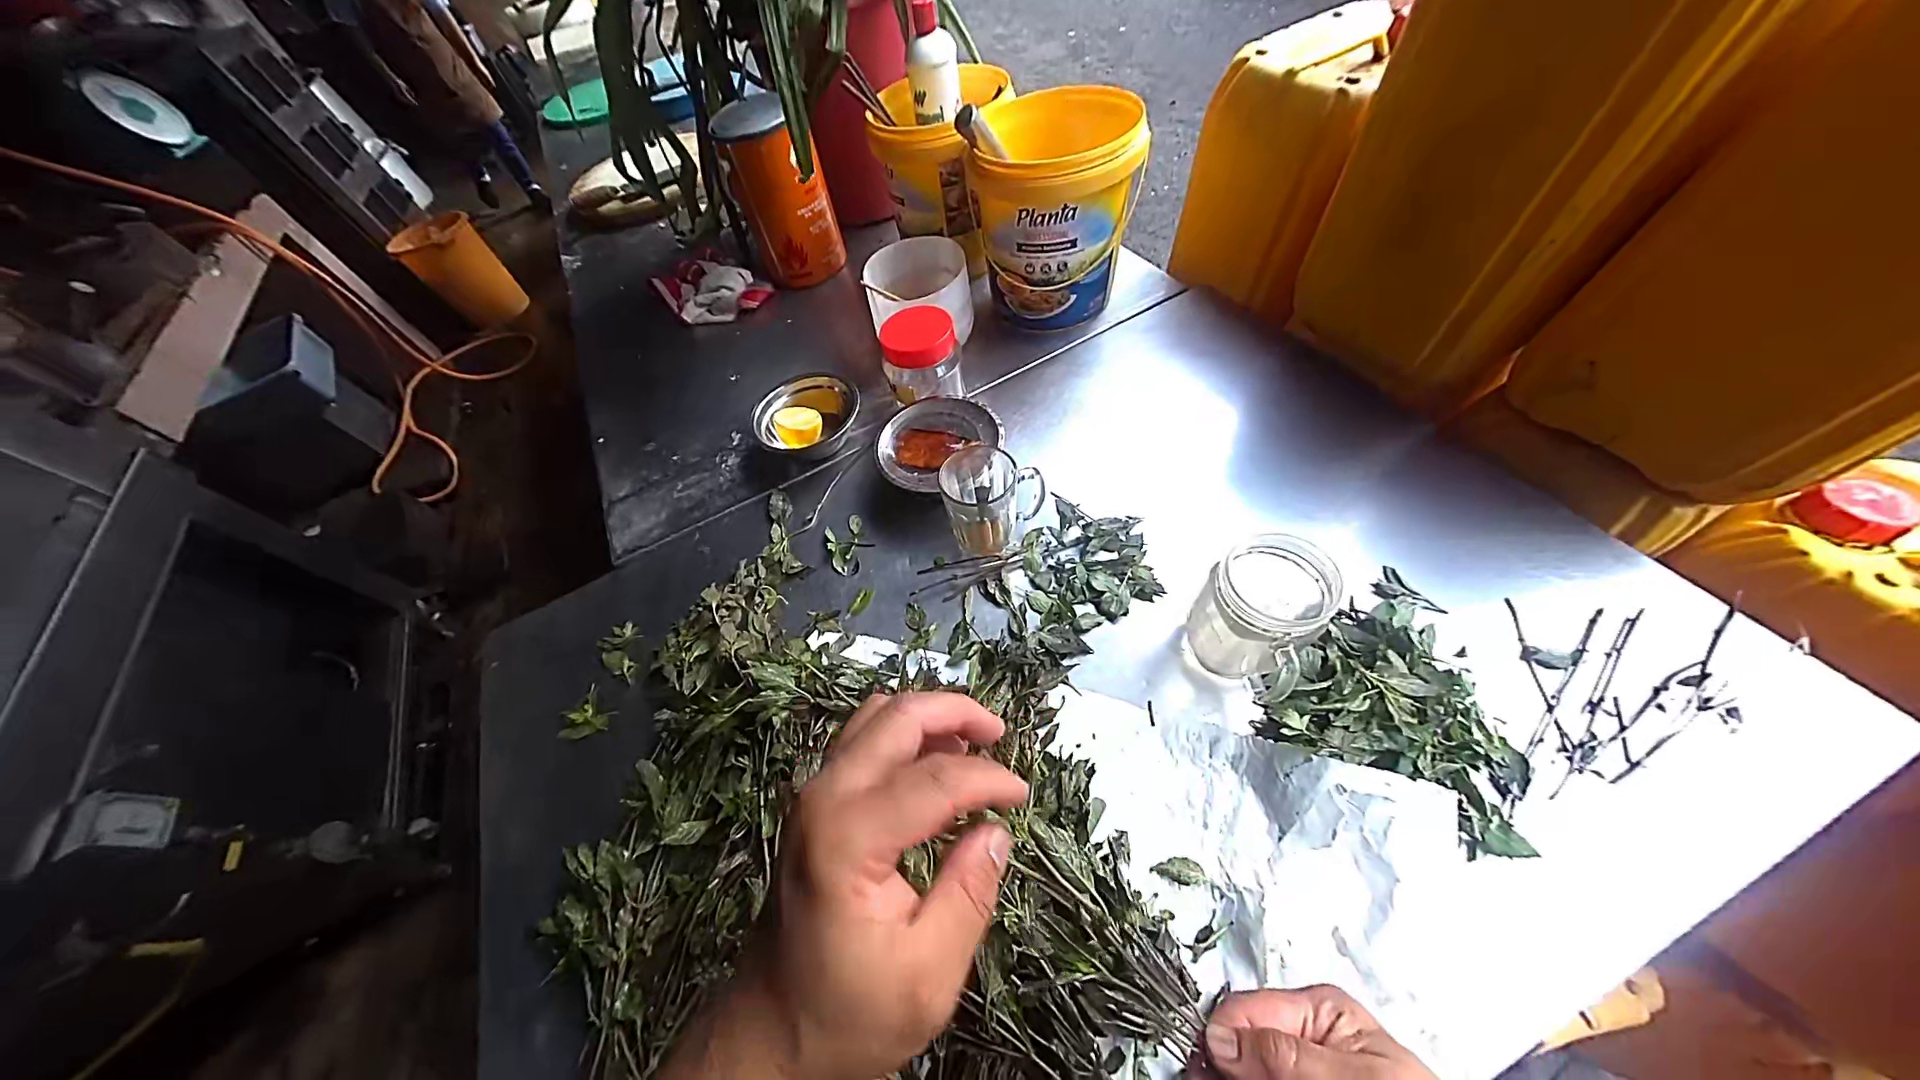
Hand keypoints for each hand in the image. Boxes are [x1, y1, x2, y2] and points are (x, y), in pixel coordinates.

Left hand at [661, 692, 1028, 1079]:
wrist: (766, 1030)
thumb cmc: (846, 1014)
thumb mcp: (927, 977)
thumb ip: (968, 895)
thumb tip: (997, 830)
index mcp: (849, 838)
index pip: (934, 779)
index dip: (987, 778)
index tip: (1022, 794)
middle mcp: (825, 798)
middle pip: (898, 717)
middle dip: (955, 712)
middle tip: (999, 734)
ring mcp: (814, 794)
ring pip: (876, 716)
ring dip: (928, 717)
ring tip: (973, 742)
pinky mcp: (815, 802)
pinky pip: (863, 738)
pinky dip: (904, 732)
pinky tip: (934, 759)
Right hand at [1188, 986, 1437, 1079]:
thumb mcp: (1349, 1077)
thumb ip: (1286, 1055)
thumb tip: (1223, 1037)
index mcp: (1319, 1007)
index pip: (1244, 1007)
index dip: (1220, 1038)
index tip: (1206, 1067)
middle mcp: (1305, 1029)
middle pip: (1241, 1037)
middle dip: (1226, 1062)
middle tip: (1211, 1079)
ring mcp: (1303, 1060)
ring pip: (1247, 1060)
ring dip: (1233, 1073)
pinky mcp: (1301, 1075)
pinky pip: (1264, 1071)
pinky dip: (1248, 1077)